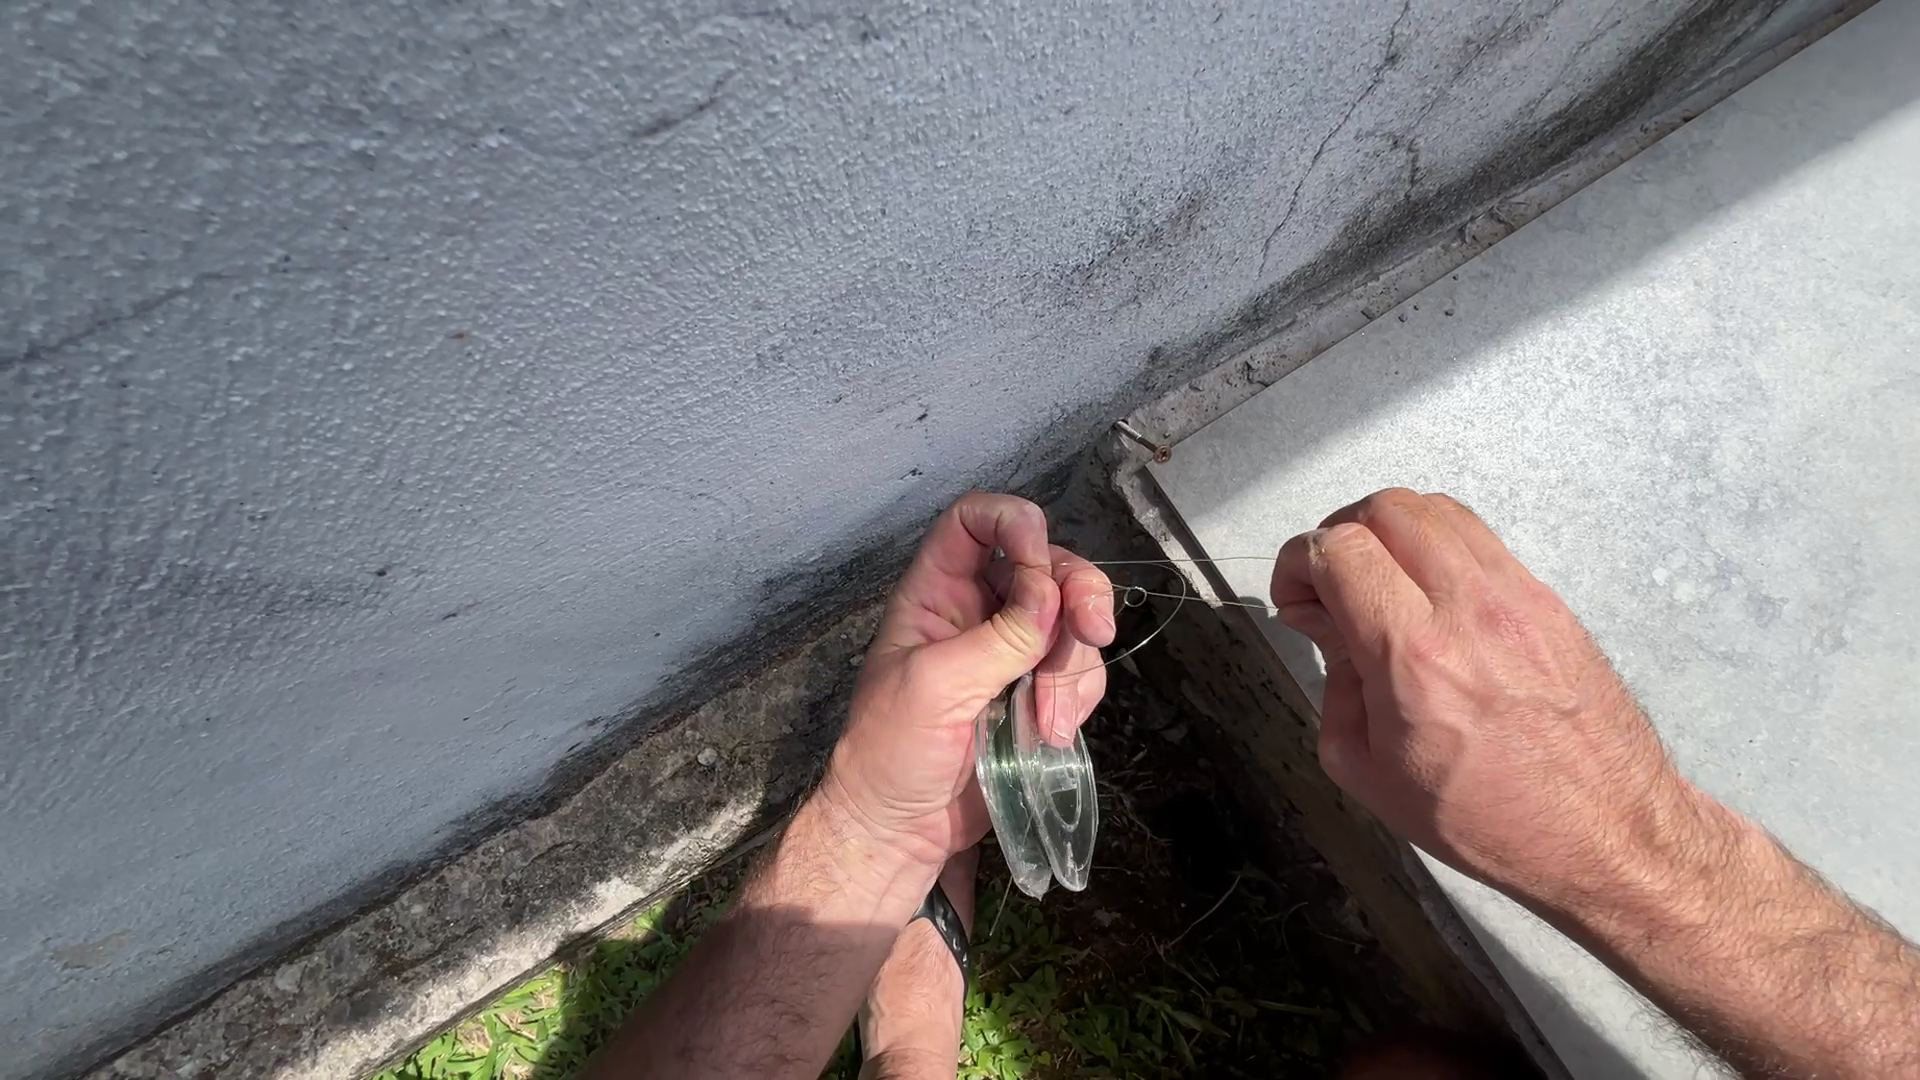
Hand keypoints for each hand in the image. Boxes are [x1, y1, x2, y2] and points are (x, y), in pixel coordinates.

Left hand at [825, 493, 1116, 868]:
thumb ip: (996, 640)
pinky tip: (1052, 733)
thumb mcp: (933, 687)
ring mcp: (1012, 650)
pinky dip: (1079, 695)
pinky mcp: (1037, 689)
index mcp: (936, 592)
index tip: (1039, 558)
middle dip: (1076, 593)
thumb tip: (1051, 599)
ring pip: (1072, 618)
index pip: (974, 522)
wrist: (903, 830)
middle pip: (1045, 564)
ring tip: (1047, 720)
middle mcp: (979, 609)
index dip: (1011, 521)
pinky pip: (1080, 668)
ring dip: (1074, 664)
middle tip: (1091, 631)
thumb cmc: (891, 751)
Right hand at [1269, 488, 1692, 908]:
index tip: (1295, 600)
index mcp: (1412, 658)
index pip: (1338, 550)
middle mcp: (1467, 611)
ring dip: (1383, 531)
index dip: (1295, 562)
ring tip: (1376, 581)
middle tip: (1330, 585)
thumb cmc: (1475, 816)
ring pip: (1431, 507)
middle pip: (1383, 509)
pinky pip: (1473, 535)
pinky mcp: (1548, 598)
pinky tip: (1422, 592)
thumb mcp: (1360, 763)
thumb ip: (1329, 675)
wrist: (1608, 838)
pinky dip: (1428, 544)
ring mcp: (1518, 597)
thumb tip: (1321, 619)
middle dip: (1335, 535)